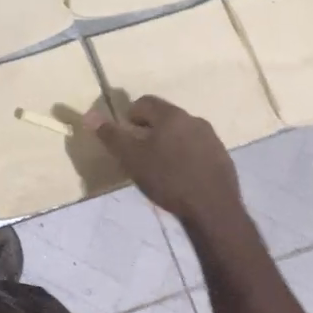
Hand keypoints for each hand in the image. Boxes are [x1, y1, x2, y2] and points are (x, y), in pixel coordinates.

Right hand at [87, 96, 245, 228]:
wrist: (213, 210)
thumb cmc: (167, 179)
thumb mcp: (131, 158)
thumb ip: (110, 135)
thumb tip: (89, 115)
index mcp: (171, 115)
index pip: (145, 102)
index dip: (130, 115)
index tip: (125, 136)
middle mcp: (194, 119)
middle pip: (164, 116)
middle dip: (149, 129)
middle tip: (139, 152)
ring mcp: (212, 139)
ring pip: (182, 132)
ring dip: (169, 142)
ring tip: (160, 165)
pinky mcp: (223, 158)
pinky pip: (198, 148)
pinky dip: (186, 155)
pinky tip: (181, 176)